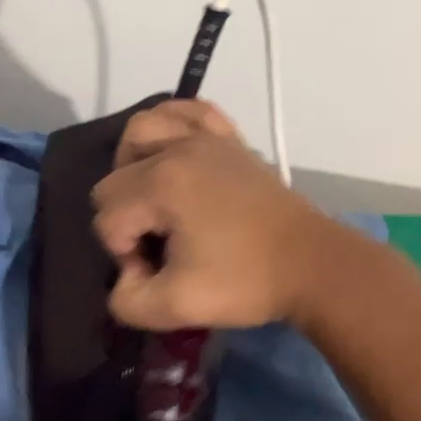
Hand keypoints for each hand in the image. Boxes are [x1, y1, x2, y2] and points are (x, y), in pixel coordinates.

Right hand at [92, 101, 340, 330]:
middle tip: (163, 250)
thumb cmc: (246, 283)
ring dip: (133, 169)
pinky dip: (171, 126)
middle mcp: (177, 150)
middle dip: (127, 220)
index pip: (107, 218)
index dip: (125, 255)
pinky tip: (173, 155)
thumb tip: (127, 275)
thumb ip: (126, 300)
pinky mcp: (228, 139)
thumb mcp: (174, 309)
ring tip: (155, 202)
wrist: (313, 265)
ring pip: (138, 134)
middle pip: (113, 181)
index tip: (159, 274)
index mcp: (161, 184)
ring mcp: (205, 138)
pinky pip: (186, 111)